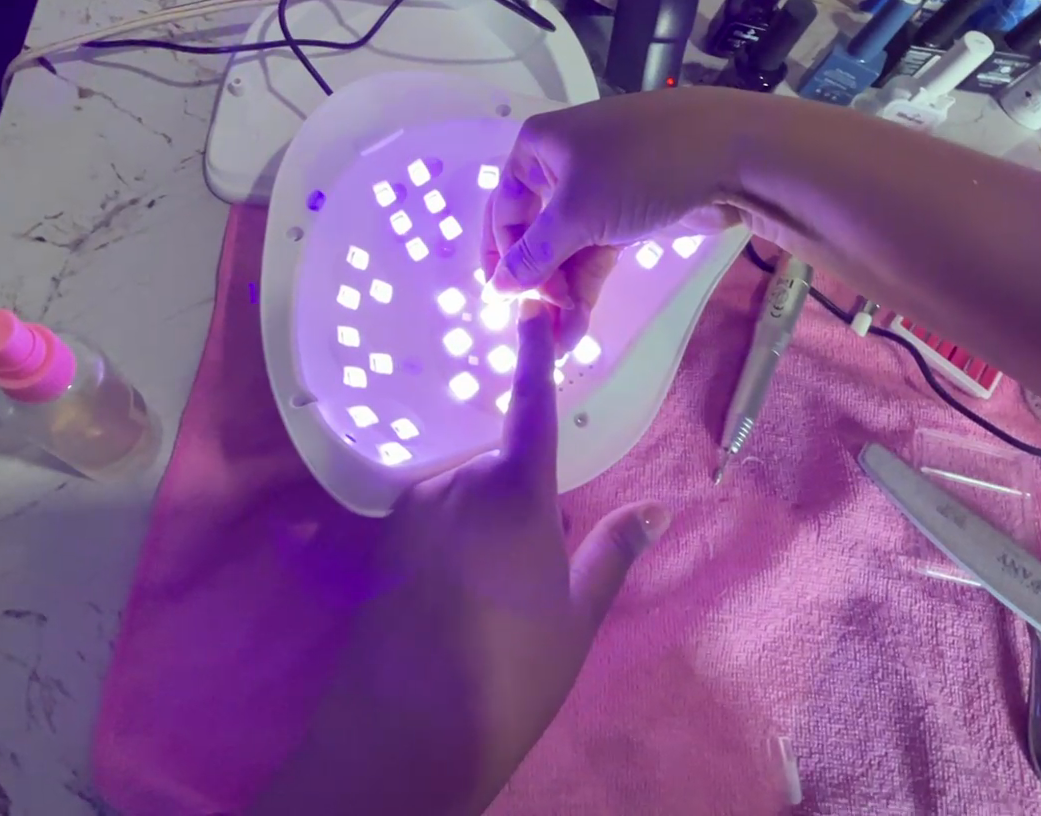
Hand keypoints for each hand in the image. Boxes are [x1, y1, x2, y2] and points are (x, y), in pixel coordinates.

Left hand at [251, 302, 669, 815]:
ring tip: (487, 593)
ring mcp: (413, 505)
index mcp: (513, 492)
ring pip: (467, 493)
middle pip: (502, 468)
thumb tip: (657, 512)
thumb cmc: (509, 669)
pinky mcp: (384, 532)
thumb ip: (612, 552)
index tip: (533, 311)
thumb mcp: (575, 614)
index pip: (531, 408)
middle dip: (521, 500)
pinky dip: (452, 534)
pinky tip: (452, 593)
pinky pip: (434, 513)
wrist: (404, 729)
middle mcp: (457, 481)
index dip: (535, 356)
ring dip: (485, 520)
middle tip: (529, 572)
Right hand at [481, 87, 764, 347]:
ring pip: (567, 248)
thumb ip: (532, 256)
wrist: (735, 154)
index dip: (501, 255)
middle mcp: (562, 166)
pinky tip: (580, 321)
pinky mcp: (627, 214)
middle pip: (535, 233)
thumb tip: (496, 289)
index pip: (503, 208)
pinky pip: (595, 251)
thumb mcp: (576, 213)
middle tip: (542, 322)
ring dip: (563, 292)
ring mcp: (598, 191)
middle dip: (537, 281)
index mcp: (538, 148)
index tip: (505, 300)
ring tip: (564, 338)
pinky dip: (587, 284)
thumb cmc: (639, 169)